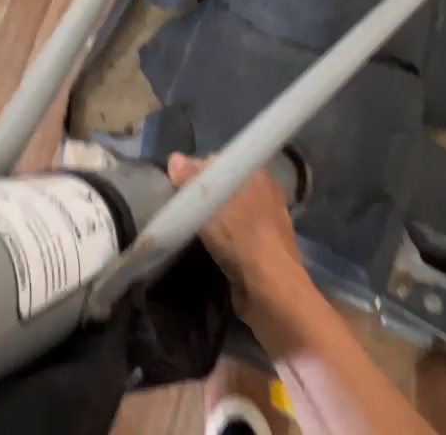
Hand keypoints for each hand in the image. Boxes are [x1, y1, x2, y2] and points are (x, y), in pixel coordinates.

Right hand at [166, 153, 305, 306]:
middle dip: (202, 197)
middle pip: (224, 187)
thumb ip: (191, 180)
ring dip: (210, 220)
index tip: (175, 185)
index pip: (221, 162)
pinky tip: (202, 246)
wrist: (270, 287)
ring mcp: (265, 221)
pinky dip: (219, 238)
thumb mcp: (209, 203)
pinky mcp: (261, 248)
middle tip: (177, 207)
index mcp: (257, 173)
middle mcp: (264, 192)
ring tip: (185, 226)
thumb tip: (175, 158)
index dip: (197, 171)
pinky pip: (233, 234)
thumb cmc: (241, 236)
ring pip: (228, 212)